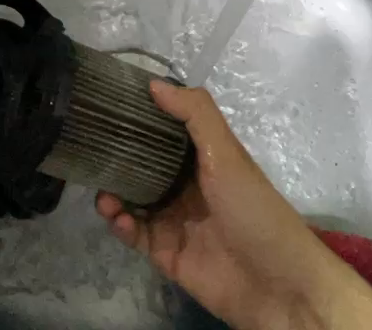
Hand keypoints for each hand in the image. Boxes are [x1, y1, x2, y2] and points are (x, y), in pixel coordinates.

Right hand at [96, 82, 371, 329]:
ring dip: (113, 192)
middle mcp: (185, 184)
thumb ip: (194, 113)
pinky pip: (135, 233)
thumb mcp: (227, 153)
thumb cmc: (255, 209)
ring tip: (102, 192)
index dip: (138, 115)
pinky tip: (116, 216)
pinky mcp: (166, 253)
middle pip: (142, 163)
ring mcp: (174, 219)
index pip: (163, 128)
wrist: (281, 287)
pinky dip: (121, 223)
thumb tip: (153, 83)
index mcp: (202, 157)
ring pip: (133, 198)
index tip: (106, 101)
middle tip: (90, 148)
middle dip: (117, 156)